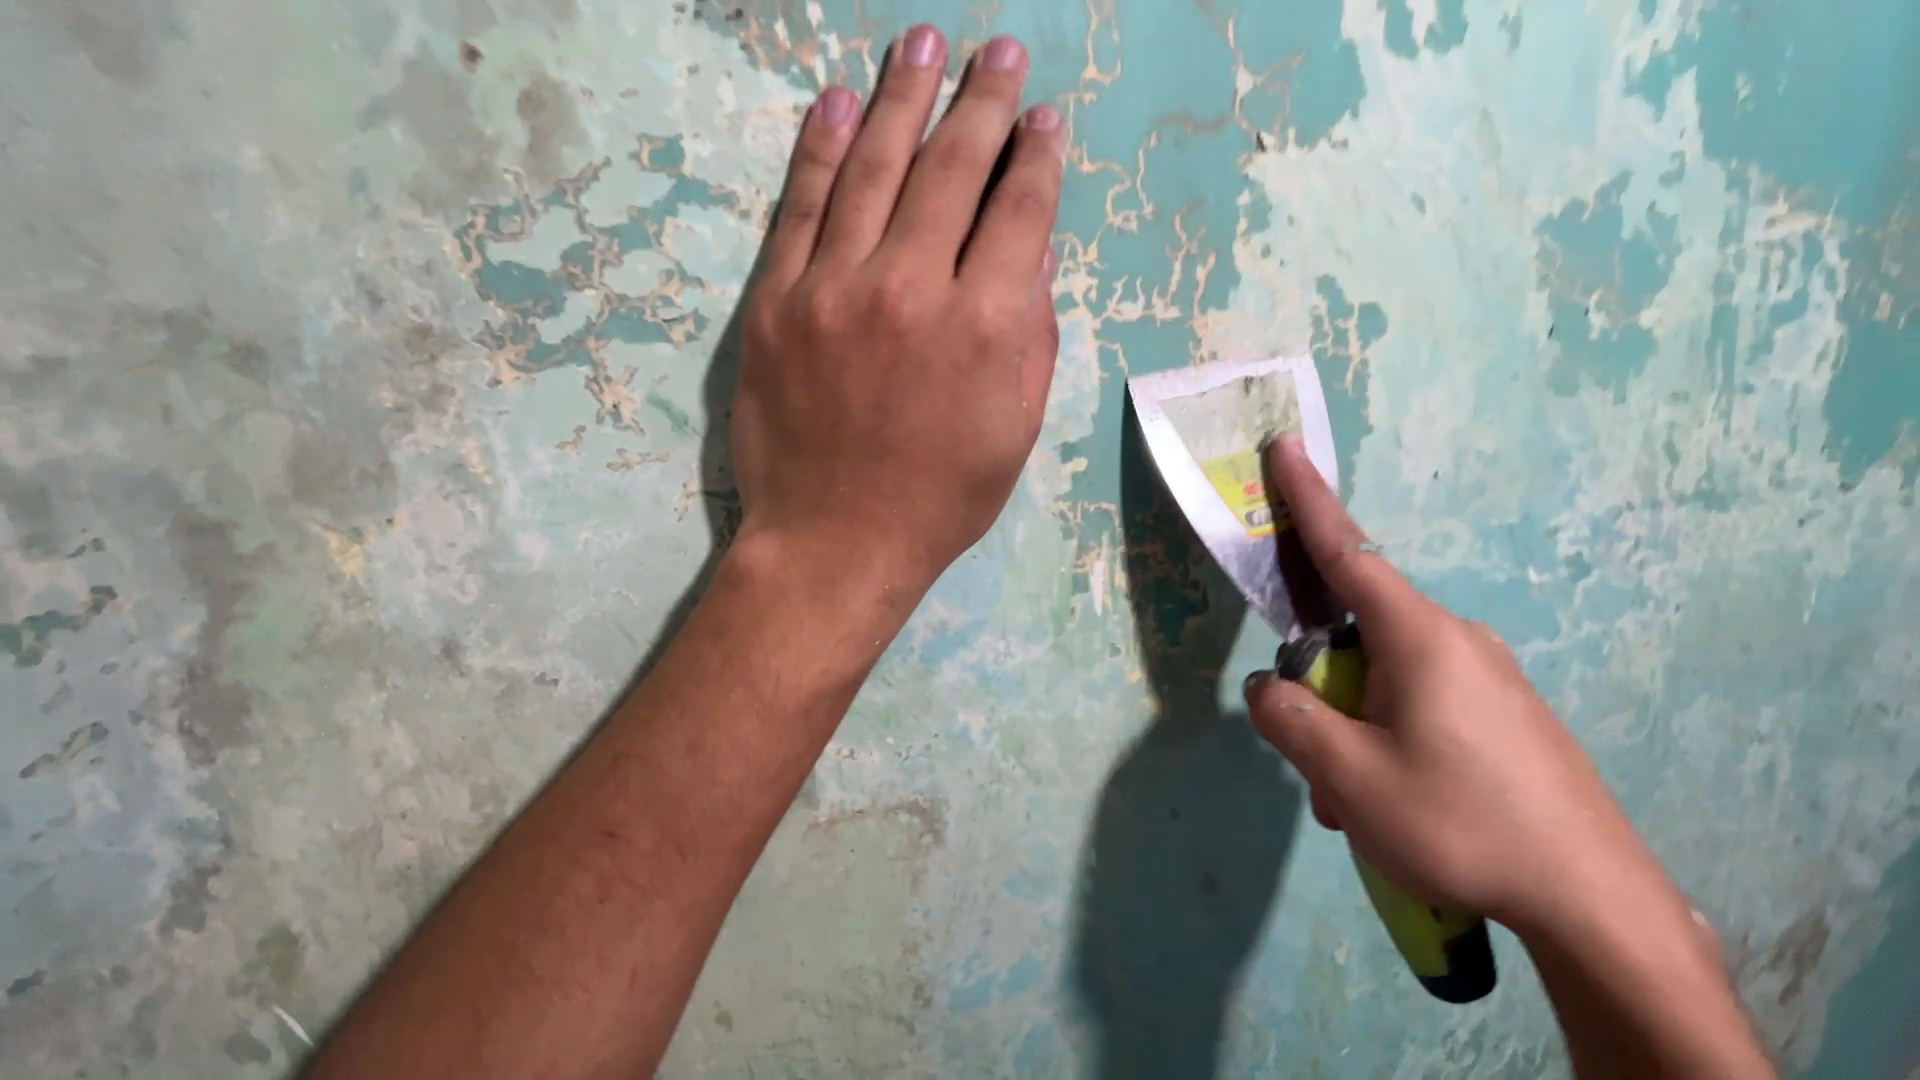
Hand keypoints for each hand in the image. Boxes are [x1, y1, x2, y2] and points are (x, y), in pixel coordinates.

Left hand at [731, 26, 1064, 591]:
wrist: (833, 542)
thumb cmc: (939, 498)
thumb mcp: (1016, 429)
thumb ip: (1030, 334)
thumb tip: (1032, 253)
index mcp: (982, 326)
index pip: (1020, 212)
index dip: (1038, 157)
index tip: (1046, 119)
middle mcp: (910, 289)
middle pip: (951, 170)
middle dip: (982, 103)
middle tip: (998, 55)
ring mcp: (833, 289)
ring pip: (874, 170)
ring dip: (902, 98)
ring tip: (923, 42)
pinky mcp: (775, 303)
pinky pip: (800, 209)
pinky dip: (821, 151)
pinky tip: (840, 104)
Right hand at [1243, 437, 1670, 934]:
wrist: (1596, 902)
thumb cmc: (1462, 824)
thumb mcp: (1349, 778)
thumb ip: (1290, 719)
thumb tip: (1266, 688)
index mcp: (1418, 638)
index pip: (1345, 551)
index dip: (1307, 498)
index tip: (1285, 445)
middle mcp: (1457, 641)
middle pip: (1356, 637)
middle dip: (1322, 690)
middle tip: (1321, 769)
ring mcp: (1489, 677)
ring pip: (1385, 681)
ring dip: (1353, 730)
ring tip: (1361, 806)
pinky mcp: (1507, 715)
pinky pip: (1421, 705)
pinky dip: (1388, 741)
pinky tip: (1401, 804)